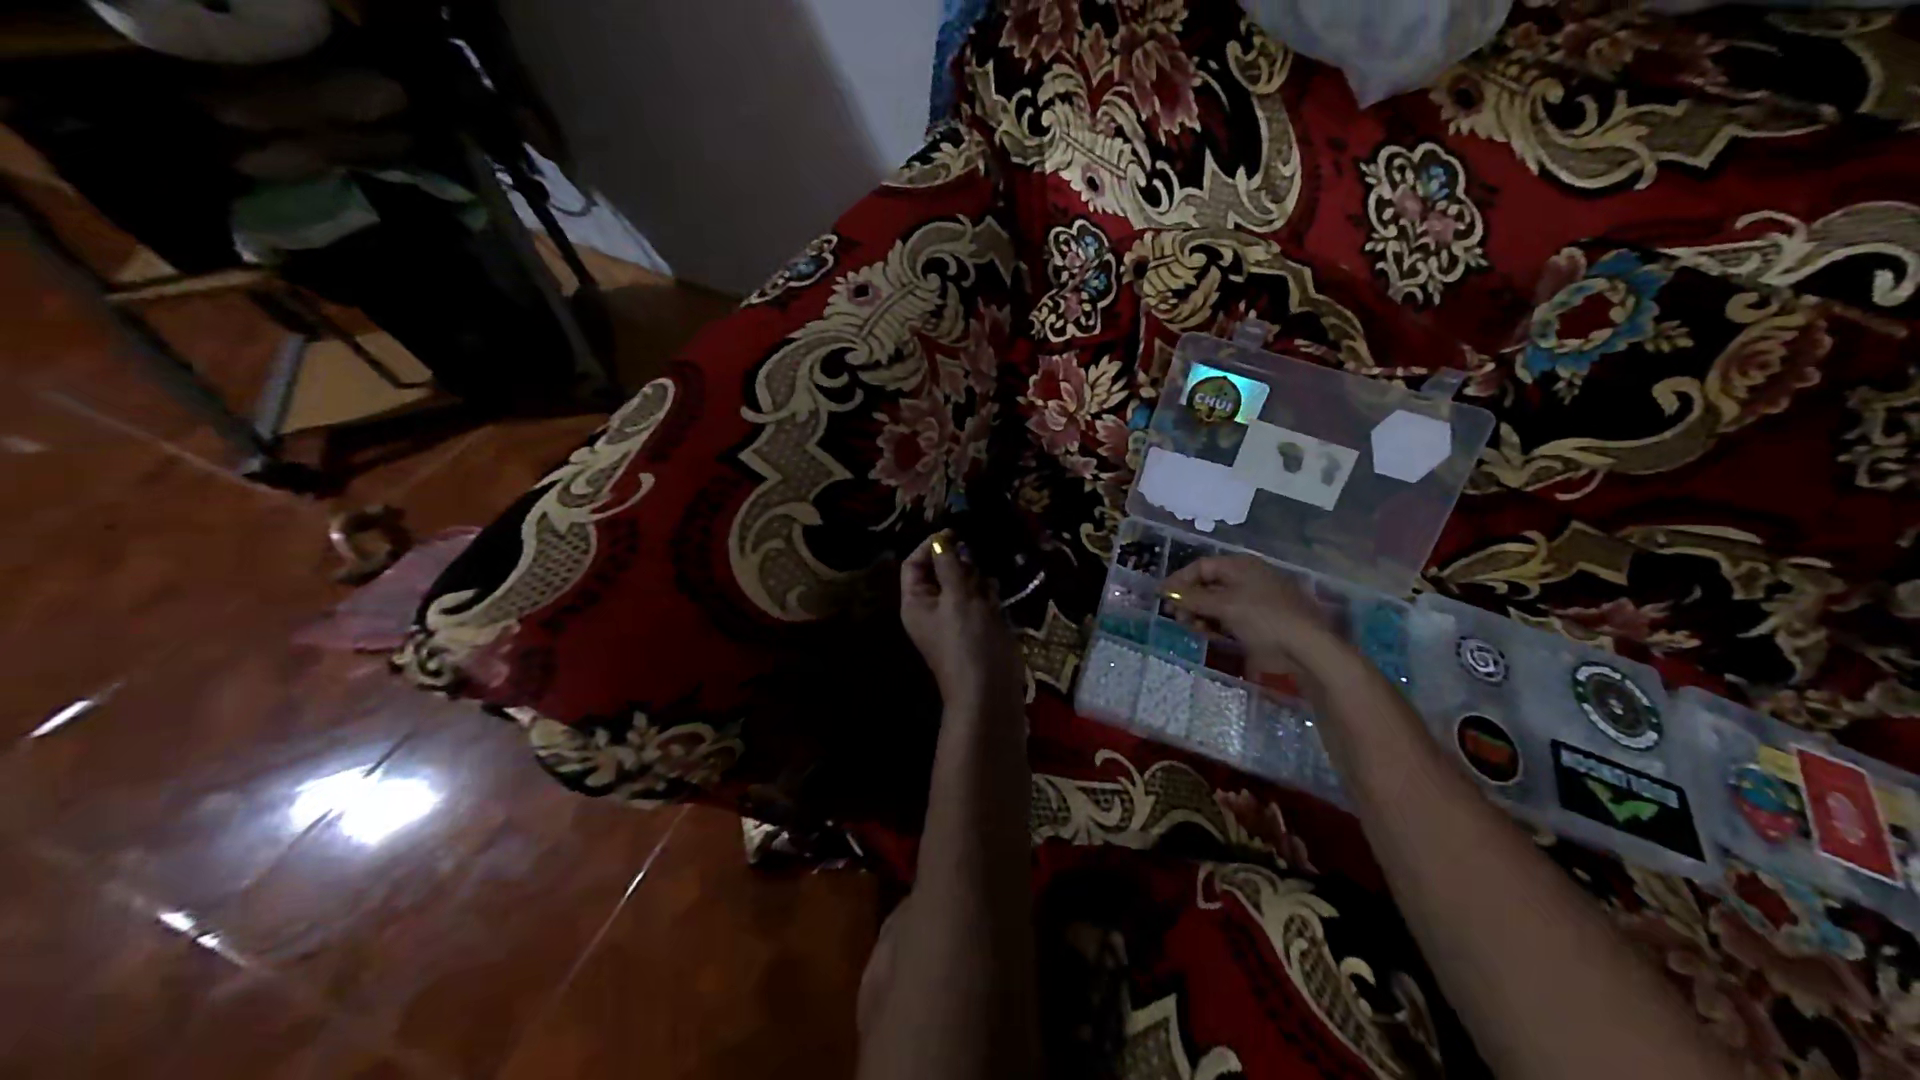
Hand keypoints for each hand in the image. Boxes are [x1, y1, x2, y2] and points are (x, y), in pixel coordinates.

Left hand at [901, 530, 1024, 710]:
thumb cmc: (967, 641)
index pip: (914, 563)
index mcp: (916, 602)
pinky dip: (988, 593)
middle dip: (959, 560)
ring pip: (963, 583)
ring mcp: (956, 618)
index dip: (931, 546)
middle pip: (940, 571)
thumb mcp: (957, 598)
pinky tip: (997, 593)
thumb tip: (941, 538)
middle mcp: (932, 608)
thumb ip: (949, 565)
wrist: (990, 690)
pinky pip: (980, 600)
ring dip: (977, 576)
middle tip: (978, 556)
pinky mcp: (978, 626)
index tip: (955, 534)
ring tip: (988, 578)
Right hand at [1161, 555, 1346, 674]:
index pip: (1201, 566)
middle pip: (1207, 584)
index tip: (1163, 598)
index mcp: (1240, 566)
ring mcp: (1252, 600)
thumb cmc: (1263, 617)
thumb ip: (1192, 598)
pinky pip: (1228, 618)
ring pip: (1216, 604)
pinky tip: (1211, 636)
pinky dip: (1216, 625)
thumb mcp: (1224, 605)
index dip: (1180, 580)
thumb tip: (1165, 591)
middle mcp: (1245, 578)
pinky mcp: (1257, 621)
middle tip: (1177, 617)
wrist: (1305, 647)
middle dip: (1189, 600)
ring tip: (1194, 629)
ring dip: (1200, 615)